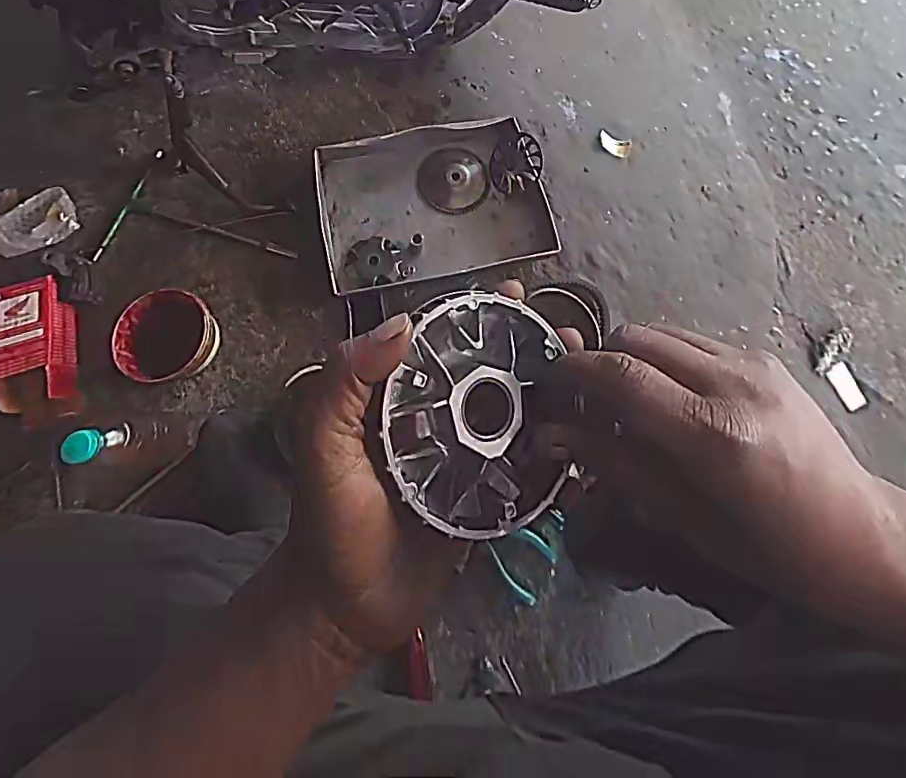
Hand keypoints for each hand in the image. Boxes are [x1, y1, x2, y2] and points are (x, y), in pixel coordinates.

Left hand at [275, 281, 570, 653]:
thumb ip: (344, 382)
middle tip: (564, 334)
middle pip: (490, 371)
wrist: (349, 608)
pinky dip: (553, 444)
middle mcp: (440, 417)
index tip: (514, 296)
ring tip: (579, 371)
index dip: (477, 314)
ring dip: (548, 389)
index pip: (442, 341)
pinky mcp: (492, 493)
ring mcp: (470, 455)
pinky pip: (526, 462)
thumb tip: (402, 323)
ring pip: (515, 411)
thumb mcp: (324, 444)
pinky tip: (581, 431)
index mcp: (400, 395)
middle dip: (527, 345)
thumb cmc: (332, 521)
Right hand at [541, 325, 905, 618]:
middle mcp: (733, 381)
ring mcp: (753, 363)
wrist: (862, 534)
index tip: (551, 384)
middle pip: (637, 337)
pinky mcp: (763, 359)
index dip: (575, 372)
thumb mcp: (684, 518)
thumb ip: (616, 463)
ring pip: (662, 332)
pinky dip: (665, 360)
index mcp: (714, 433)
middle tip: (589, 405)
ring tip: (629, 404)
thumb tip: (555, 434)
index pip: (622, 375)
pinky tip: (672, 400)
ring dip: (632, 358)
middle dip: (600, 362)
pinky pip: (693, 342)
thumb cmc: (772, 549)